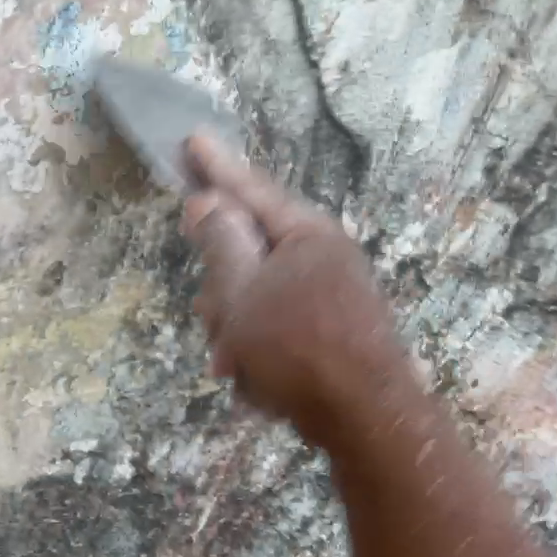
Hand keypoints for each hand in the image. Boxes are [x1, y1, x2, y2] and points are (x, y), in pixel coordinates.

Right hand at [180, 136, 408, 438]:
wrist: (365, 417)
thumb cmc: (296, 347)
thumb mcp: (240, 291)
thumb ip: (220, 242)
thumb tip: (207, 201)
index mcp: (305, 235)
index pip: (250, 190)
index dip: (215, 168)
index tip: (191, 138)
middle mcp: (321, 255)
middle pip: (245, 251)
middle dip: (221, 290)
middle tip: (214, 323)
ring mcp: (328, 291)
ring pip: (253, 292)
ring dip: (234, 327)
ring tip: (234, 363)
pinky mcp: (329, 326)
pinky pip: (272, 322)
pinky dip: (254, 345)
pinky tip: (253, 376)